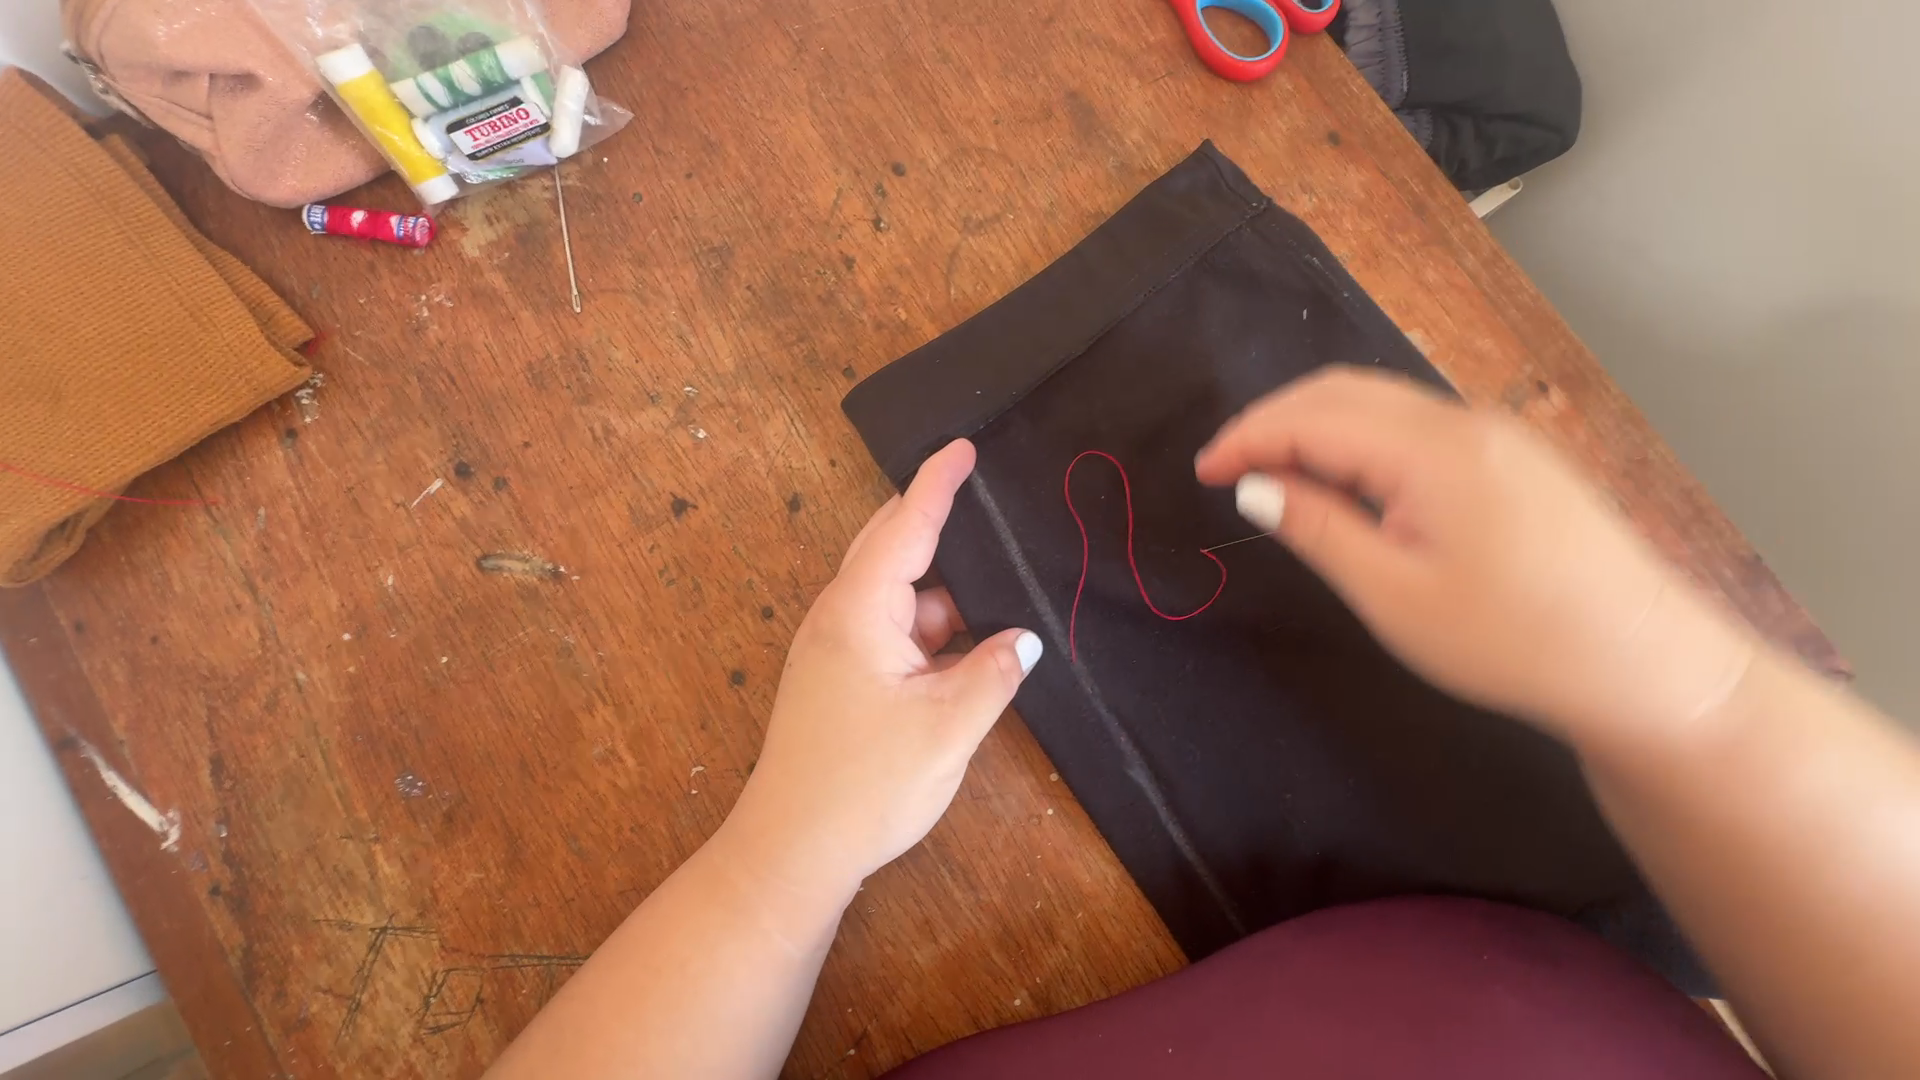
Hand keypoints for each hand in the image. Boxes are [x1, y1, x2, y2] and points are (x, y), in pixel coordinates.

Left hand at [725, 440, 1042, 898]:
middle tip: (992, 509)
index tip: (963, 446)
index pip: (905, 526)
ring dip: (946, 594)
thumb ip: (994, 673)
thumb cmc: (866, 785)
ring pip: (900, 596)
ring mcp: (839, 647)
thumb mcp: (946, 728)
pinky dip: (934, 629)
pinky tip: (972, 644)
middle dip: (939, 525)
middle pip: (894, 549)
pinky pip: (896, 631)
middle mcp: (842, 616)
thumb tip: (1024, 637)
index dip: (937, 483)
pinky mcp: (844, 676)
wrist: (792, 850)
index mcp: (860, 611)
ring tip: (1001, 589)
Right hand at [1194, 367, 1755, 746]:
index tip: (1202, 471)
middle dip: (1273, 419)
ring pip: (1378, 402)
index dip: (1248, 437)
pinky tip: (1339, 473)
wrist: (1646, 667)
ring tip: (1269, 470)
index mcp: (1432, 451)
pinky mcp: (1507, 455)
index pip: (1313, 418)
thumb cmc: (1506, 640)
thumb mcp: (1392, 593)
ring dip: (1312, 424)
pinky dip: (1353, 436)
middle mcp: (1463, 422)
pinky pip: (1409, 424)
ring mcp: (1492, 434)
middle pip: (1343, 390)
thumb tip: (1253, 485)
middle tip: (1226, 466)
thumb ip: (1317, 528)